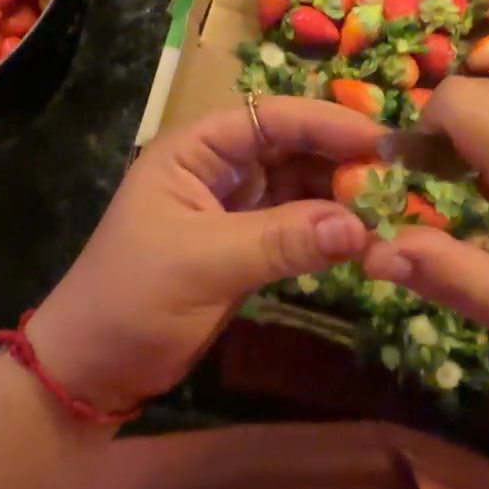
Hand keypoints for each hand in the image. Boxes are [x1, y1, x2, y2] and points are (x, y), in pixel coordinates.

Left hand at [26, 96, 384, 412]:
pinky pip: (298, 223)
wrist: (92, 370)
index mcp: (195, 149)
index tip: (378, 141)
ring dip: (340, 196)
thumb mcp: (204, 263)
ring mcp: (235, 205)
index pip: (267, 117)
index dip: (323, 122)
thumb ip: (281, 240)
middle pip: (291, 146)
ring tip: (389, 211)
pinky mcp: (248, 243)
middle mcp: (219, 166)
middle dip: (340, 158)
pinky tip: (362, 239)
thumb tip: (361, 226)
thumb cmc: (132, 300)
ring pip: (300, 184)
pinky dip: (329, 229)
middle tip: (396, 179)